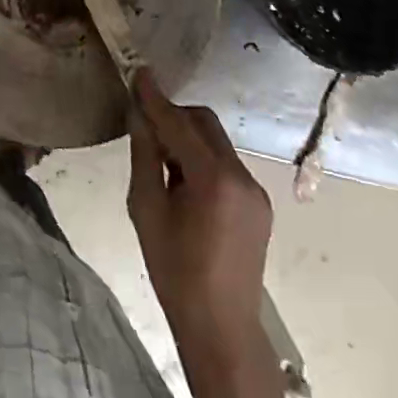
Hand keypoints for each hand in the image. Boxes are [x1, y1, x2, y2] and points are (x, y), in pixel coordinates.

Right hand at [127, 71, 272, 337]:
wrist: (220, 324)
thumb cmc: (174, 270)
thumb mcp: (146, 210)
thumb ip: (144, 156)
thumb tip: (139, 116)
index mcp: (213, 178)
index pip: (179, 123)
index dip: (156, 98)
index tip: (138, 73)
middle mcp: (241, 175)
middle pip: (205, 123)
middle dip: (174, 116)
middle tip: (145, 129)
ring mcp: (255, 189)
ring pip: (216, 142)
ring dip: (188, 140)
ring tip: (163, 166)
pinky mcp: (259, 203)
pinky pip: (226, 165)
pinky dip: (203, 161)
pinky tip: (185, 187)